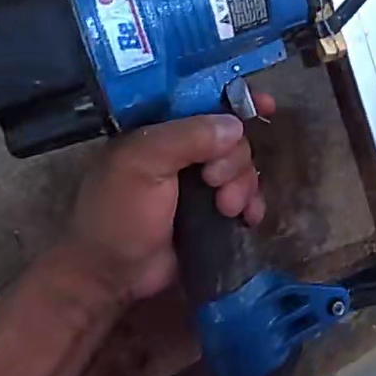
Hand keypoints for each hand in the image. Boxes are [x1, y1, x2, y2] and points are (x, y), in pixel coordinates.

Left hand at [62, 96, 272, 302]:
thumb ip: (188, 138)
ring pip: (243, 165)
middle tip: (214, 182)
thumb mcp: (143, 164)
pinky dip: (252, 203)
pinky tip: (248, 218)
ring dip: (242, 185)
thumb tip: (236, 126)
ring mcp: (200, 180)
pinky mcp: (213, 210)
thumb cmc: (118, 213)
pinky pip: (247, 195)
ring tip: (227, 209)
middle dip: (234, 159)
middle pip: (233, 135)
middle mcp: (184, 148)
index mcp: (162, 126)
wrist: (110, 278)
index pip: (204, 98)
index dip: (236, 96)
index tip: (265, 104)